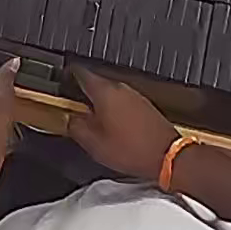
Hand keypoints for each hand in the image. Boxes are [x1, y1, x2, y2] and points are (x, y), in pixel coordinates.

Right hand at [66, 67, 181, 180]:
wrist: (169, 157)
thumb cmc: (133, 149)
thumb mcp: (93, 143)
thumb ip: (75, 126)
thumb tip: (70, 119)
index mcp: (104, 91)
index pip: (80, 73)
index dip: (67, 75)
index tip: (61, 80)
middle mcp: (120, 88)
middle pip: (95, 82)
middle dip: (82, 92)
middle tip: (72, 105)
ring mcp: (134, 96)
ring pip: (109, 93)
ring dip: (99, 102)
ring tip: (91, 119)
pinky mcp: (144, 106)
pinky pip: (122, 102)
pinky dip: (113, 110)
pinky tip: (112, 126)